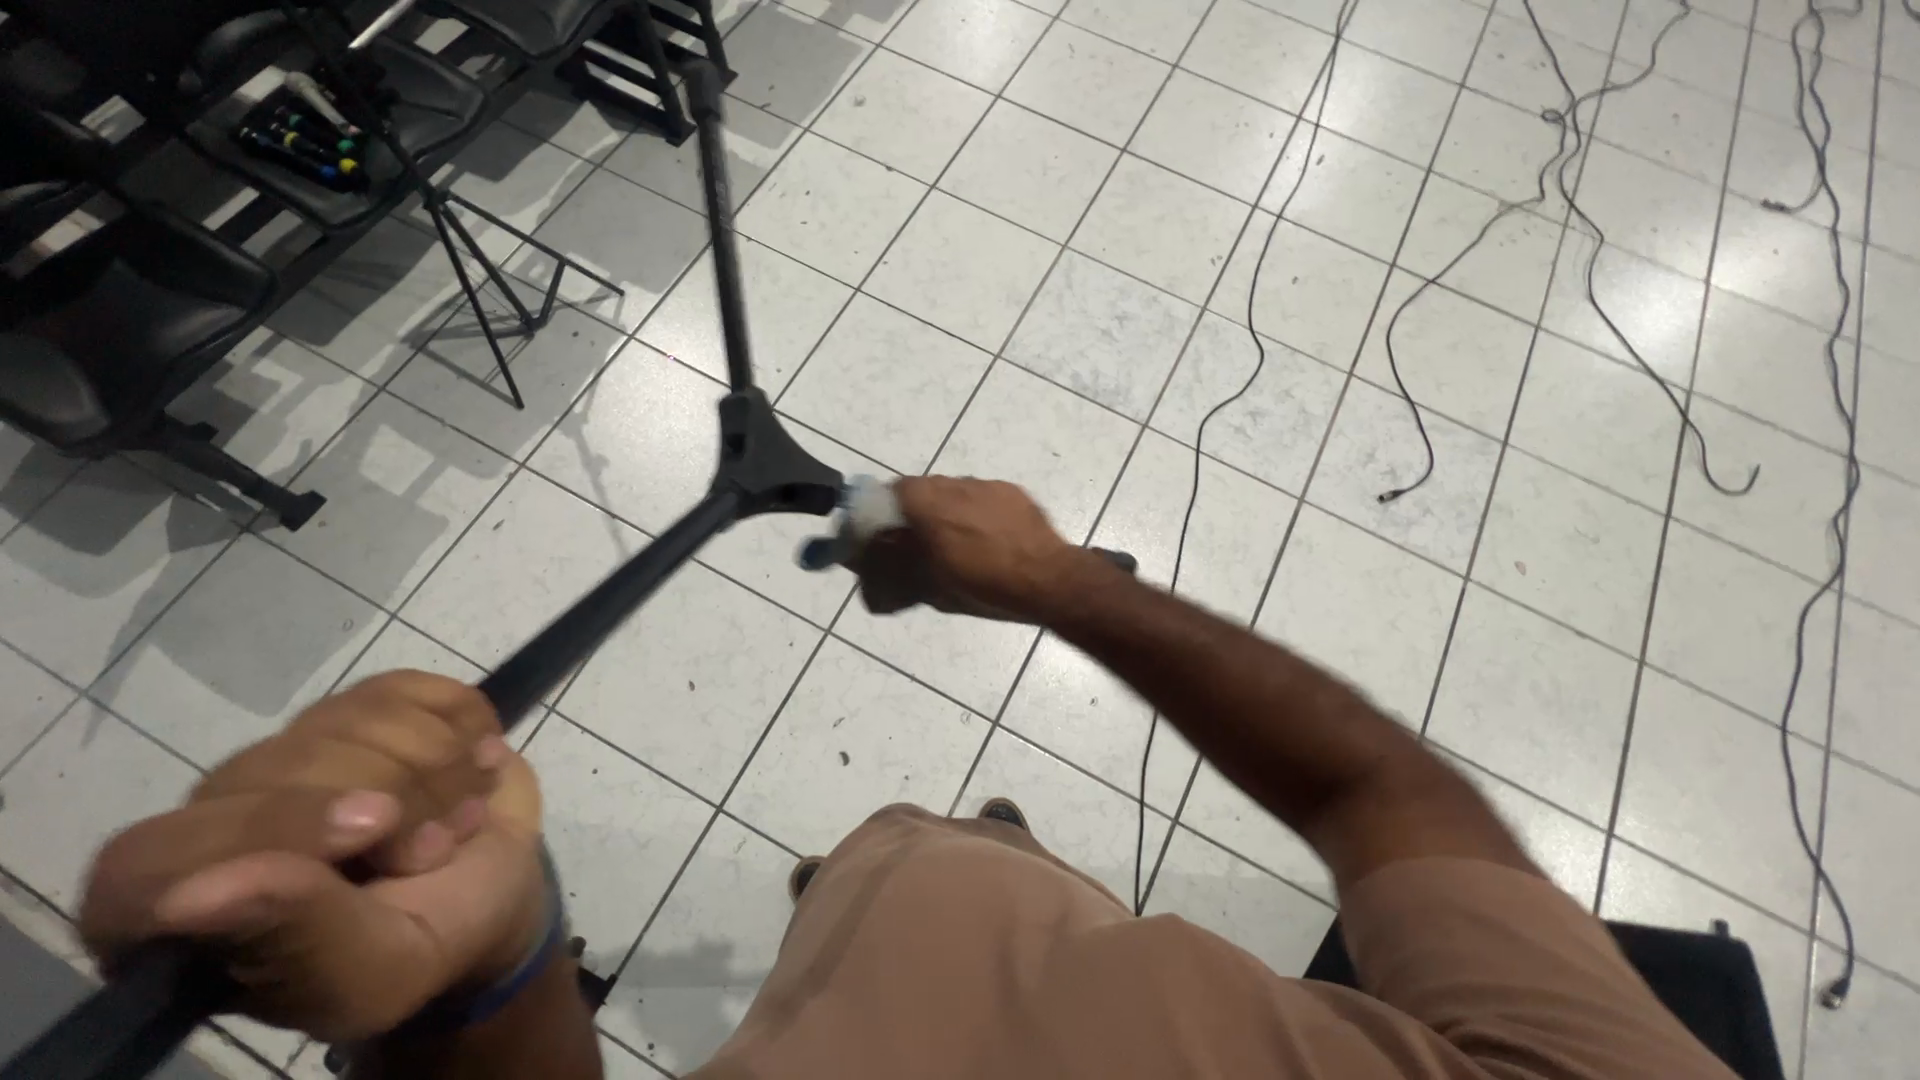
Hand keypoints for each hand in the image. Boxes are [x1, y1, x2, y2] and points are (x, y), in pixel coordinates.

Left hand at [77, 671, 544, 1041]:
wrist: (498, 892)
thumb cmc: (427, 945)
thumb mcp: (372, 971)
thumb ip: (297, 936)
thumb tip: (191, 899)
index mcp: (179, 905)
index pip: (164, 852)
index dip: (272, 826)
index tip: (378, 826)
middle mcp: (220, 814)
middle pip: (285, 768)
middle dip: (398, 801)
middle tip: (437, 850)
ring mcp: (299, 748)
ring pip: (356, 718)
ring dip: (441, 767)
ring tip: (463, 817)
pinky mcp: (368, 705)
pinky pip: (410, 687)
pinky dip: (464, 721)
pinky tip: (478, 761)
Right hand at [859, 476, 1103, 623]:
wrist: (1046, 578)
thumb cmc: (985, 583)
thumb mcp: (934, 581)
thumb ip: (903, 558)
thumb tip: (881, 547)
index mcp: (929, 504)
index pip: (894, 489)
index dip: (888, 506)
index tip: (889, 526)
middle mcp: (955, 486)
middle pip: (925, 486)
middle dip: (919, 507)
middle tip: (922, 535)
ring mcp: (986, 485)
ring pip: (955, 488)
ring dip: (949, 506)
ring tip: (959, 536)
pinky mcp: (1012, 490)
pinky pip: (983, 493)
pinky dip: (977, 507)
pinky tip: (989, 533)